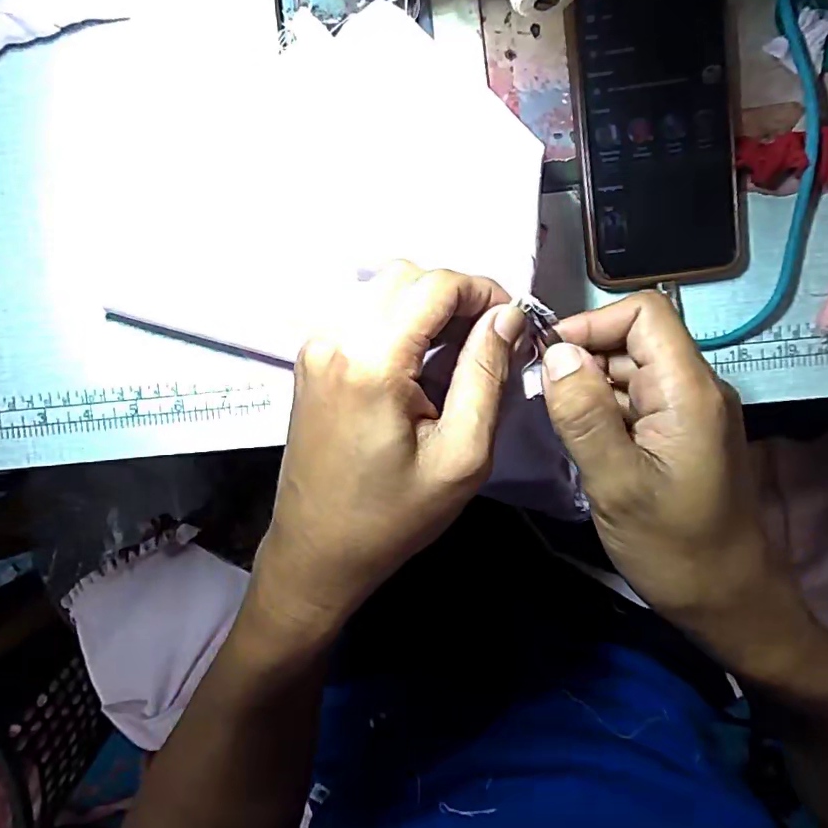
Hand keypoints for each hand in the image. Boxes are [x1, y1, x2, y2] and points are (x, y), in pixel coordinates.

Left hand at [252, 262, 525, 641]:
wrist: (316, 552)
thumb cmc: (393, 516)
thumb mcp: (462, 455)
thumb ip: (486, 375)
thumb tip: (507, 316)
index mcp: (370, 362)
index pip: (436, 285)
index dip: (484, 292)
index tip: (514, 322)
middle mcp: (334, 339)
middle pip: (408, 275)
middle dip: (458, 295)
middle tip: (491, 337)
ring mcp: (316, 346)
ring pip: (385, 287)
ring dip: (431, 304)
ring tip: (461, 349)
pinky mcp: (313, 358)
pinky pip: (366, 311)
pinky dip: (404, 318)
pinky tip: (424, 359)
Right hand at [539, 292, 818, 670]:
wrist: (729, 602)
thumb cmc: (675, 548)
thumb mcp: (617, 484)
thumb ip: (584, 414)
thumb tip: (555, 353)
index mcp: (689, 390)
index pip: (645, 314)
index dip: (593, 323)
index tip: (549, 356)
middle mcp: (696, 388)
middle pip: (635, 341)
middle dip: (585, 359)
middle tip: (544, 397)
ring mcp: (692, 411)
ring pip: (633, 371)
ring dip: (592, 387)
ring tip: (560, 422)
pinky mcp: (683, 433)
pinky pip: (639, 401)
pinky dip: (606, 410)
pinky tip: (585, 440)